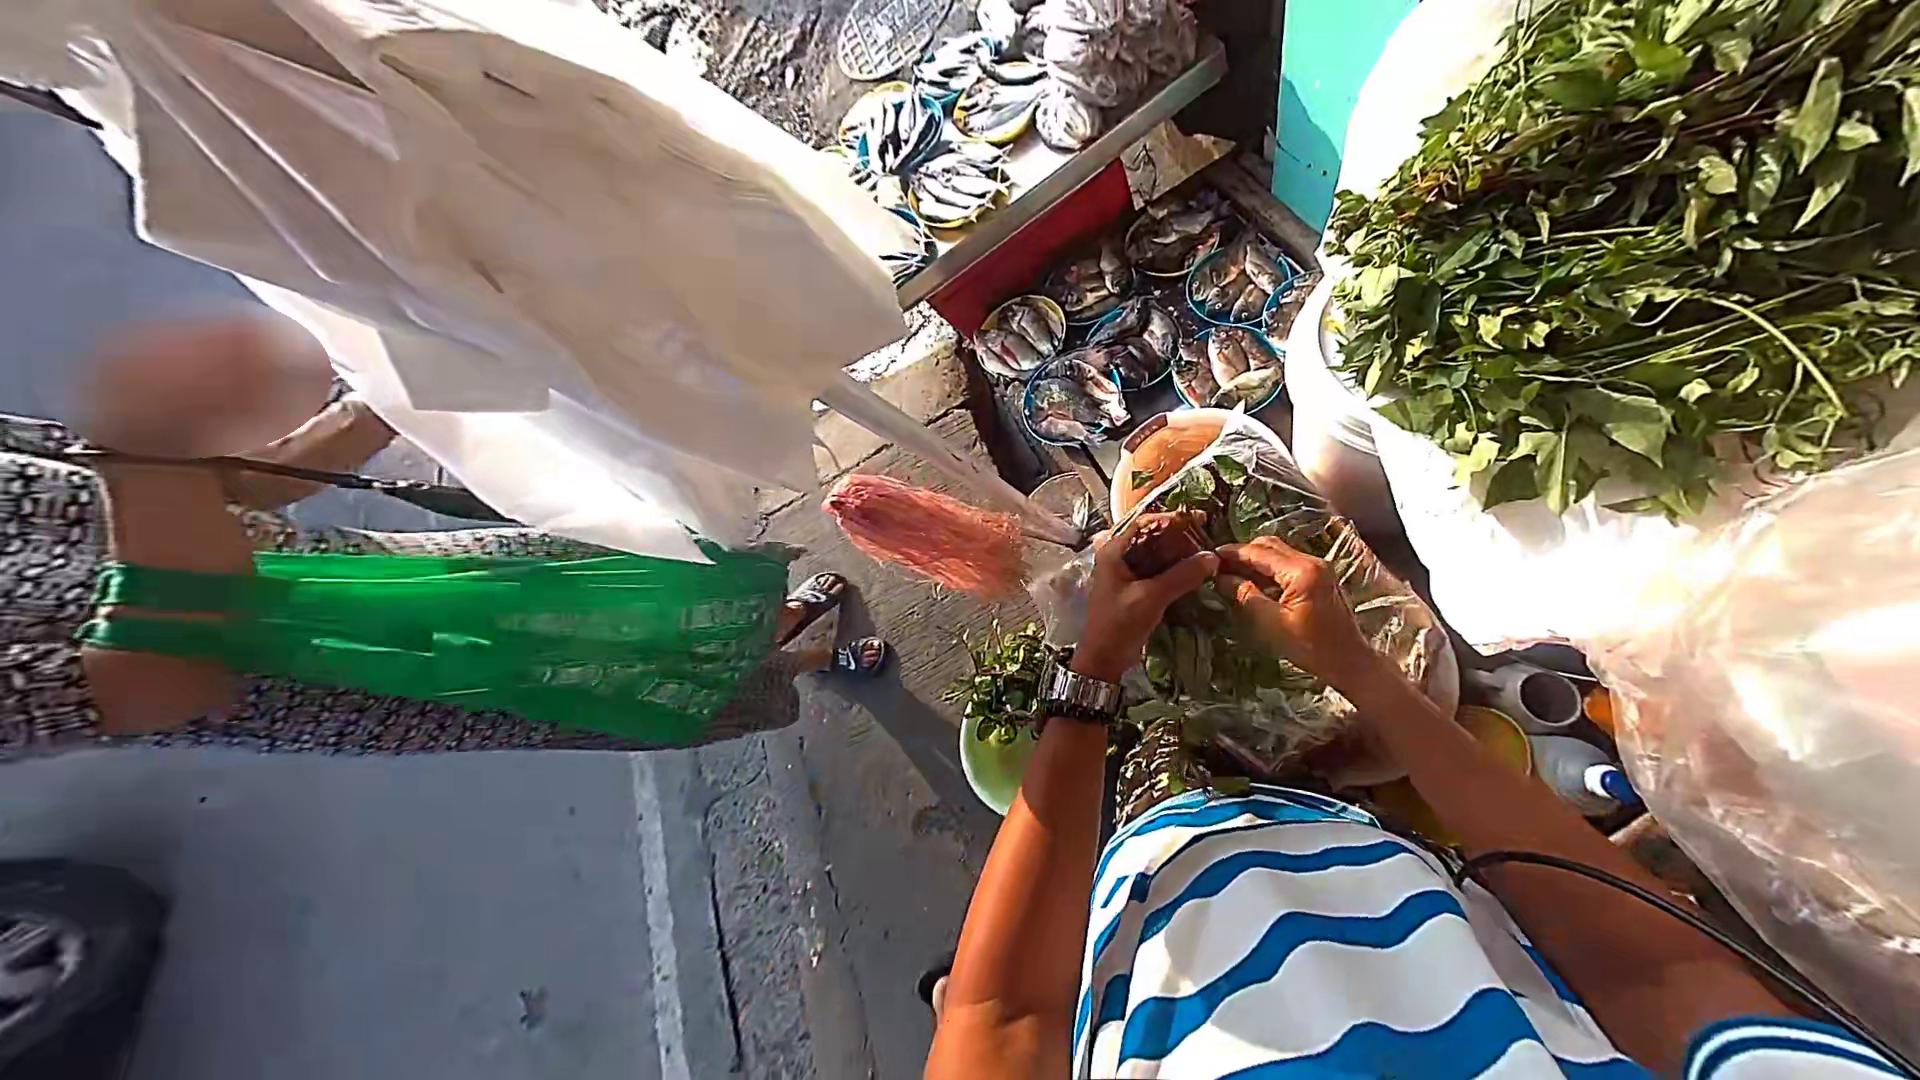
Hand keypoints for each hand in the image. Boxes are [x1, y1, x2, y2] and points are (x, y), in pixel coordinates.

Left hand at [1072, 511, 1218, 681]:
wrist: (1104, 658)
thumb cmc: (1120, 624)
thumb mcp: (1151, 598)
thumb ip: (1181, 576)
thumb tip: (1212, 557)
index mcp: (1113, 551)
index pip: (1142, 522)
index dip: (1170, 519)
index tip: (1197, 520)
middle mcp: (1117, 556)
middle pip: (1150, 536)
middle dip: (1177, 536)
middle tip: (1205, 538)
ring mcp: (1125, 573)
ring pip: (1154, 553)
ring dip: (1177, 552)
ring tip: (1204, 553)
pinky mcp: (1134, 587)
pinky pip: (1156, 569)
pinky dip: (1173, 568)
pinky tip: (1193, 571)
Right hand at [1216, 537, 1379, 690]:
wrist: (1350, 662)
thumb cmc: (1312, 646)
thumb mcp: (1272, 623)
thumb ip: (1246, 595)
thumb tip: (1222, 578)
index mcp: (1302, 571)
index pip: (1259, 552)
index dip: (1232, 553)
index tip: (1209, 557)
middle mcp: (1312, 562)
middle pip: (1269, 545)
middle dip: (1242, 553)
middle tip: (1218, 566)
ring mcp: (1318, 568)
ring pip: (1278, 552)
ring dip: (1254, 560)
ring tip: (1231, 573)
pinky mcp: (1319, 577)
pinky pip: (1287, 563)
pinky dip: (1267, 568)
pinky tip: (1252, 581)